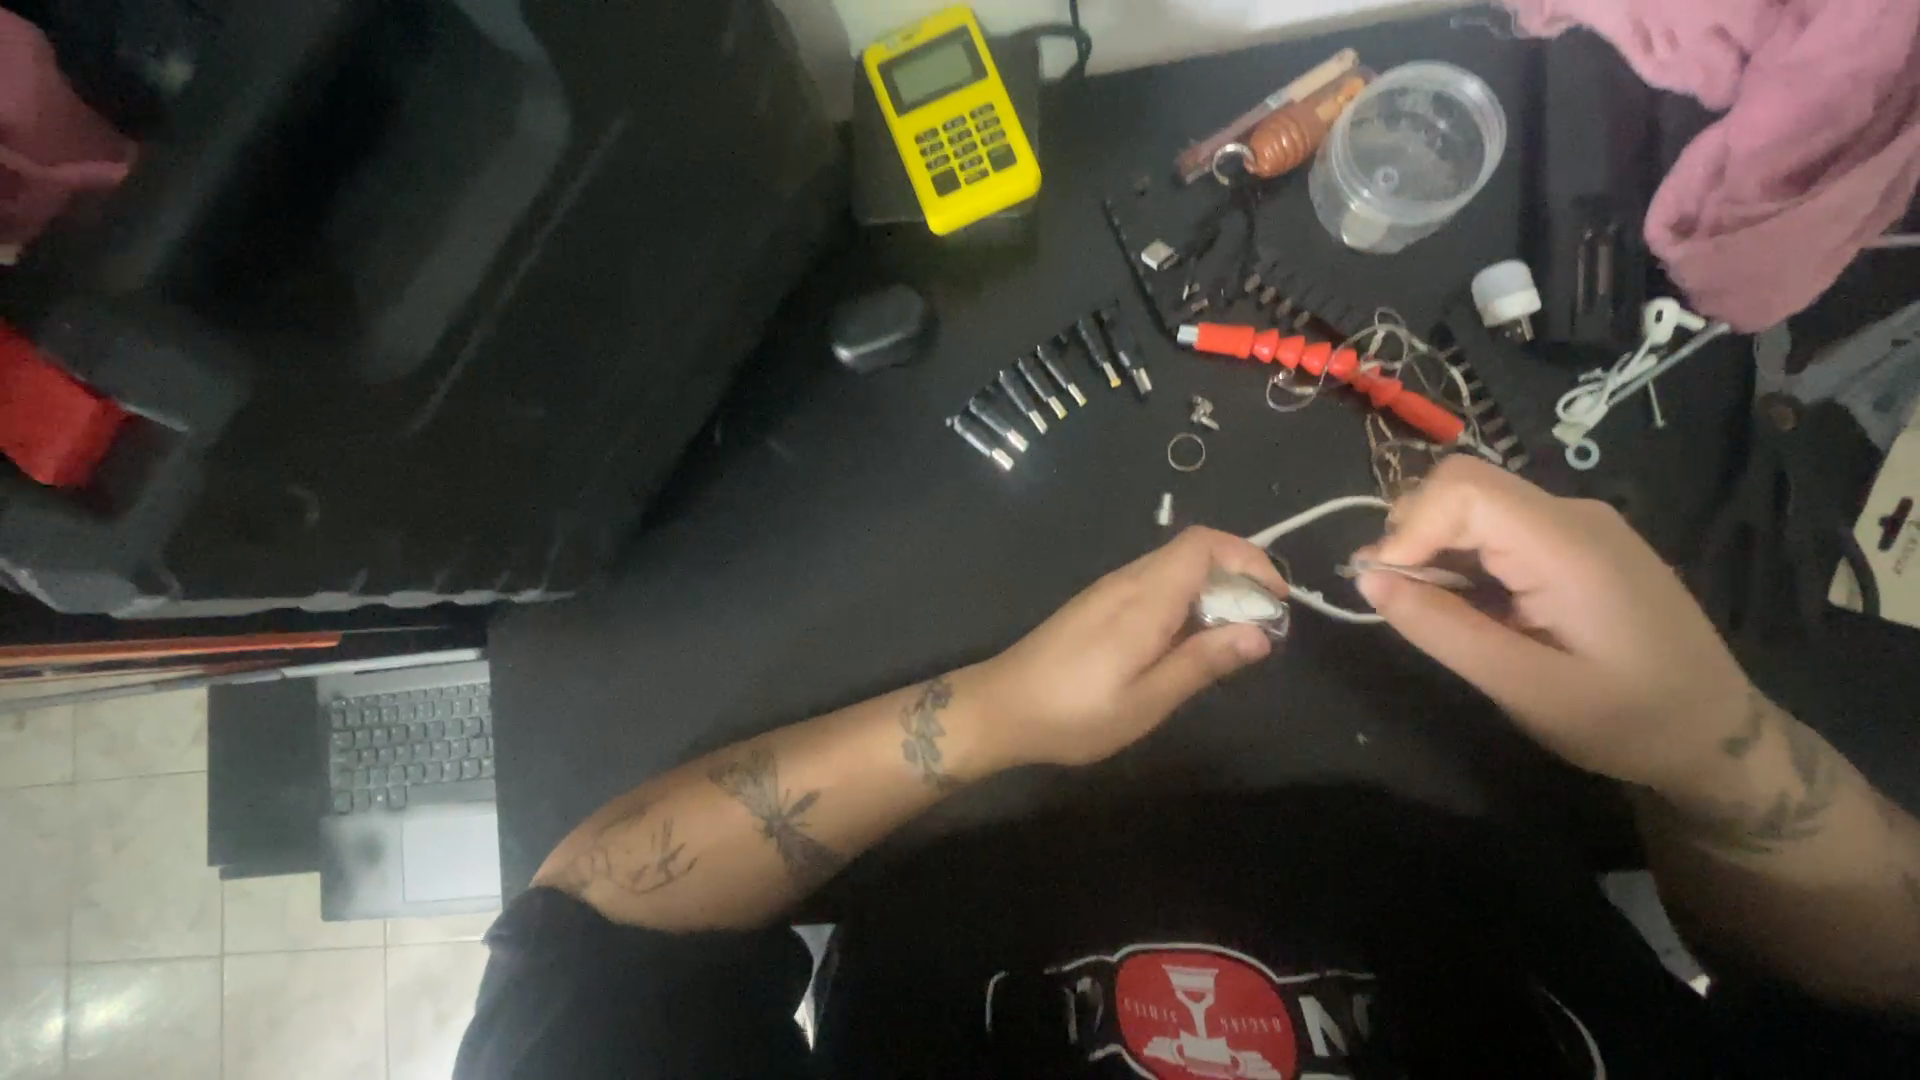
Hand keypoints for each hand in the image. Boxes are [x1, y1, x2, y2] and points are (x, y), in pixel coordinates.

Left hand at [979, 527, 1283, 767]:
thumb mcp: (1146, 701)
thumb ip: (1201, 662)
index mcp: (1143, 599)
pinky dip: (1182, 601)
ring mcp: (1107, 591)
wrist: (1001, 708)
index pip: (1202, 544)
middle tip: (1260, 626)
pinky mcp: (1096, 605)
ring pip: (1172, 568)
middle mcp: (1126, 582)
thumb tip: (1259, 633)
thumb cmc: (1074, 713)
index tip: (1276, 599)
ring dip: (1210, 591)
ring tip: (1229, 639)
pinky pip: (1151, 586)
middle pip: (1191, 551)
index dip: (1248, 558)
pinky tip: (1183, 644)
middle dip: (1237, 576)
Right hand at [1354, 457, 1752, 793]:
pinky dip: (1460, 559)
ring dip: (1434, 552)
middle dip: (1413, 537)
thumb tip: (1366, 578)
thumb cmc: (1628, 720)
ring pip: (1471, 506)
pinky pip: (1494, 528)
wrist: (1719, 737)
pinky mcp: (1573, 543)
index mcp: (1569, 545)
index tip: (1386, 583)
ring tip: (1440, 613)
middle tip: (1405, 602)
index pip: (1463, 488)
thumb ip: (1442, 629)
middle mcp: (1573, 516)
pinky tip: (1473, 607)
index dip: (1409, 525)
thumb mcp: (1525, 688)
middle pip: (1462, 488)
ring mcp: (1577, 526)